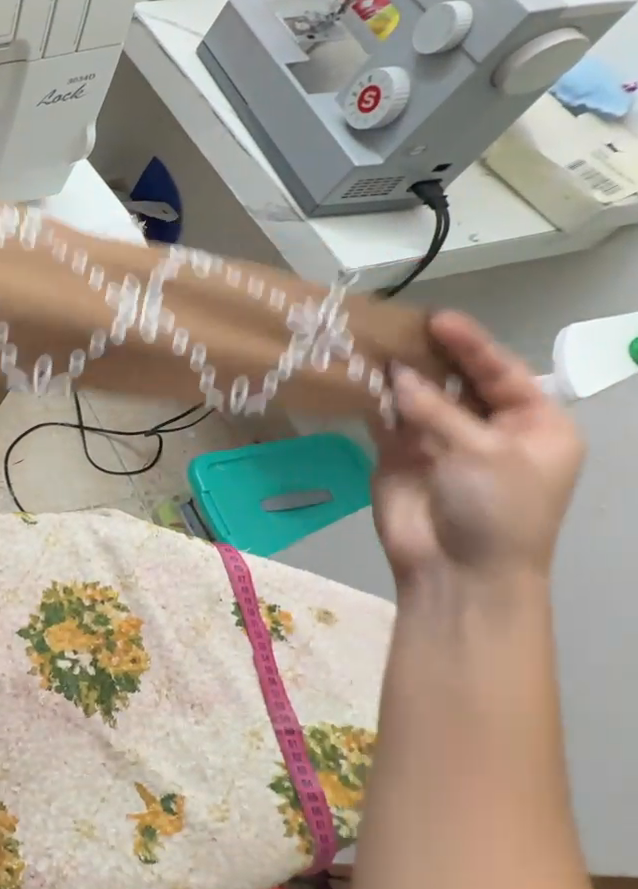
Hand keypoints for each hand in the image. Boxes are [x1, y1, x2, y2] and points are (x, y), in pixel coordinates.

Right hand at [372, 311, 583, 585]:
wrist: (458, 569)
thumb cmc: (496, 509)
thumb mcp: (481, 453)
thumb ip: (437, 409)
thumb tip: (394, 373)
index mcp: (534, 426)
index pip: (502, 373)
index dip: (472, 345)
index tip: (438, 319)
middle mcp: (488, 429)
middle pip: (458, 381)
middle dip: (431, 356)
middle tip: (398, 327)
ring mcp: (441, 442)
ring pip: (418, 398)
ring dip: (397, 376)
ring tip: (370, 345)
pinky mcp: (399, 456)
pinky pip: (386, 420)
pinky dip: (372, 401)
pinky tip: (355, 379)